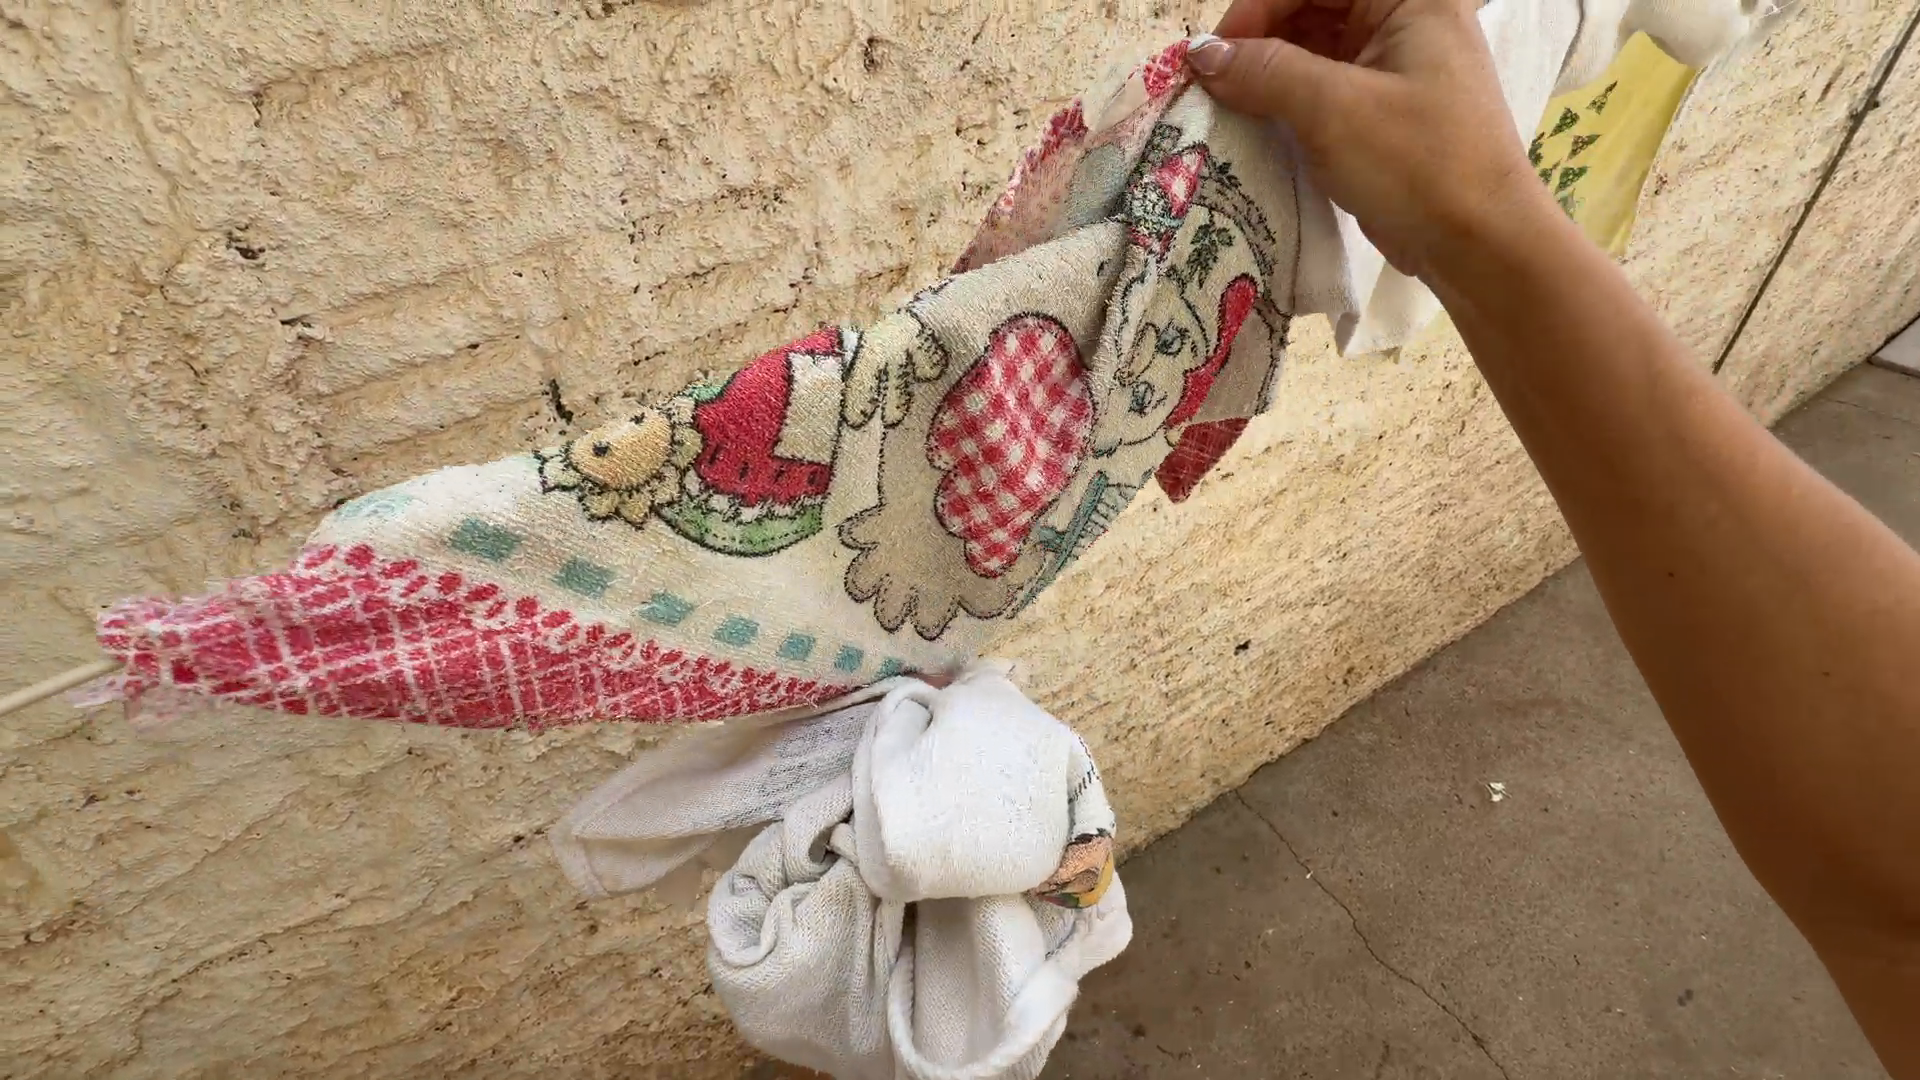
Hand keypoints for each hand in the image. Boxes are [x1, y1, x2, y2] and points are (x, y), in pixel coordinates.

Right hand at [1187, 0, 1554, 279]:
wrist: (1472, 237)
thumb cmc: (1414, 163)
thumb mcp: (1333, 111)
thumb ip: (1266, 73)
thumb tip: (1199, 55)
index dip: (1253, 11)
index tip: (1206, 61)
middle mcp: (1403, 17)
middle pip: (1310, 9)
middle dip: (1255, 43)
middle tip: (1210, 88)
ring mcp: (1391, 66)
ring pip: (1311, 51)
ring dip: (1265, 75)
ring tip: (1225, 109)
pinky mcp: (1379, 111)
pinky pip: (1320, 90)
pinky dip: (1284, 104)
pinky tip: (1256, 127)